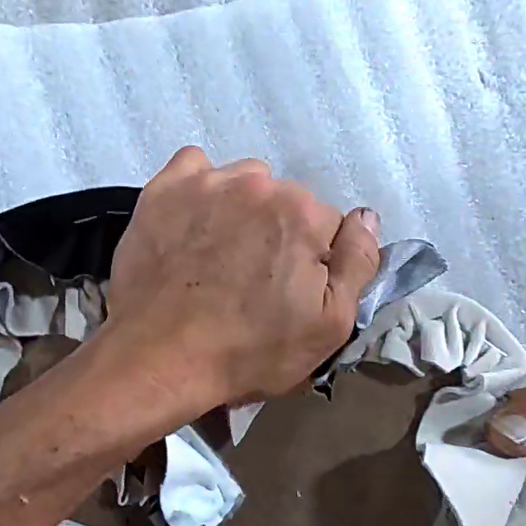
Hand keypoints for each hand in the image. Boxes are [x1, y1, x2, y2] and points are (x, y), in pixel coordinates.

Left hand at [104, 147, 381, 410]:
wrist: (159, 359)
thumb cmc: (251, 350)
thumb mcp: (330, 324)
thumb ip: (360, 262)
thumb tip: (366, 217)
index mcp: (304, 214)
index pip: (330, 227)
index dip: (317, 262)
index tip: (293, 292)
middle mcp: (259, 184)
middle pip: (289, 202)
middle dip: (283, 233)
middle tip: (257, 280)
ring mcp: (207, 182)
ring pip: (248, 183)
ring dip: (247, 209)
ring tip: (225, 253)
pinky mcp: (163, 190)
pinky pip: (196, 167)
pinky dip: (203, 188)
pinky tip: (197, 221)